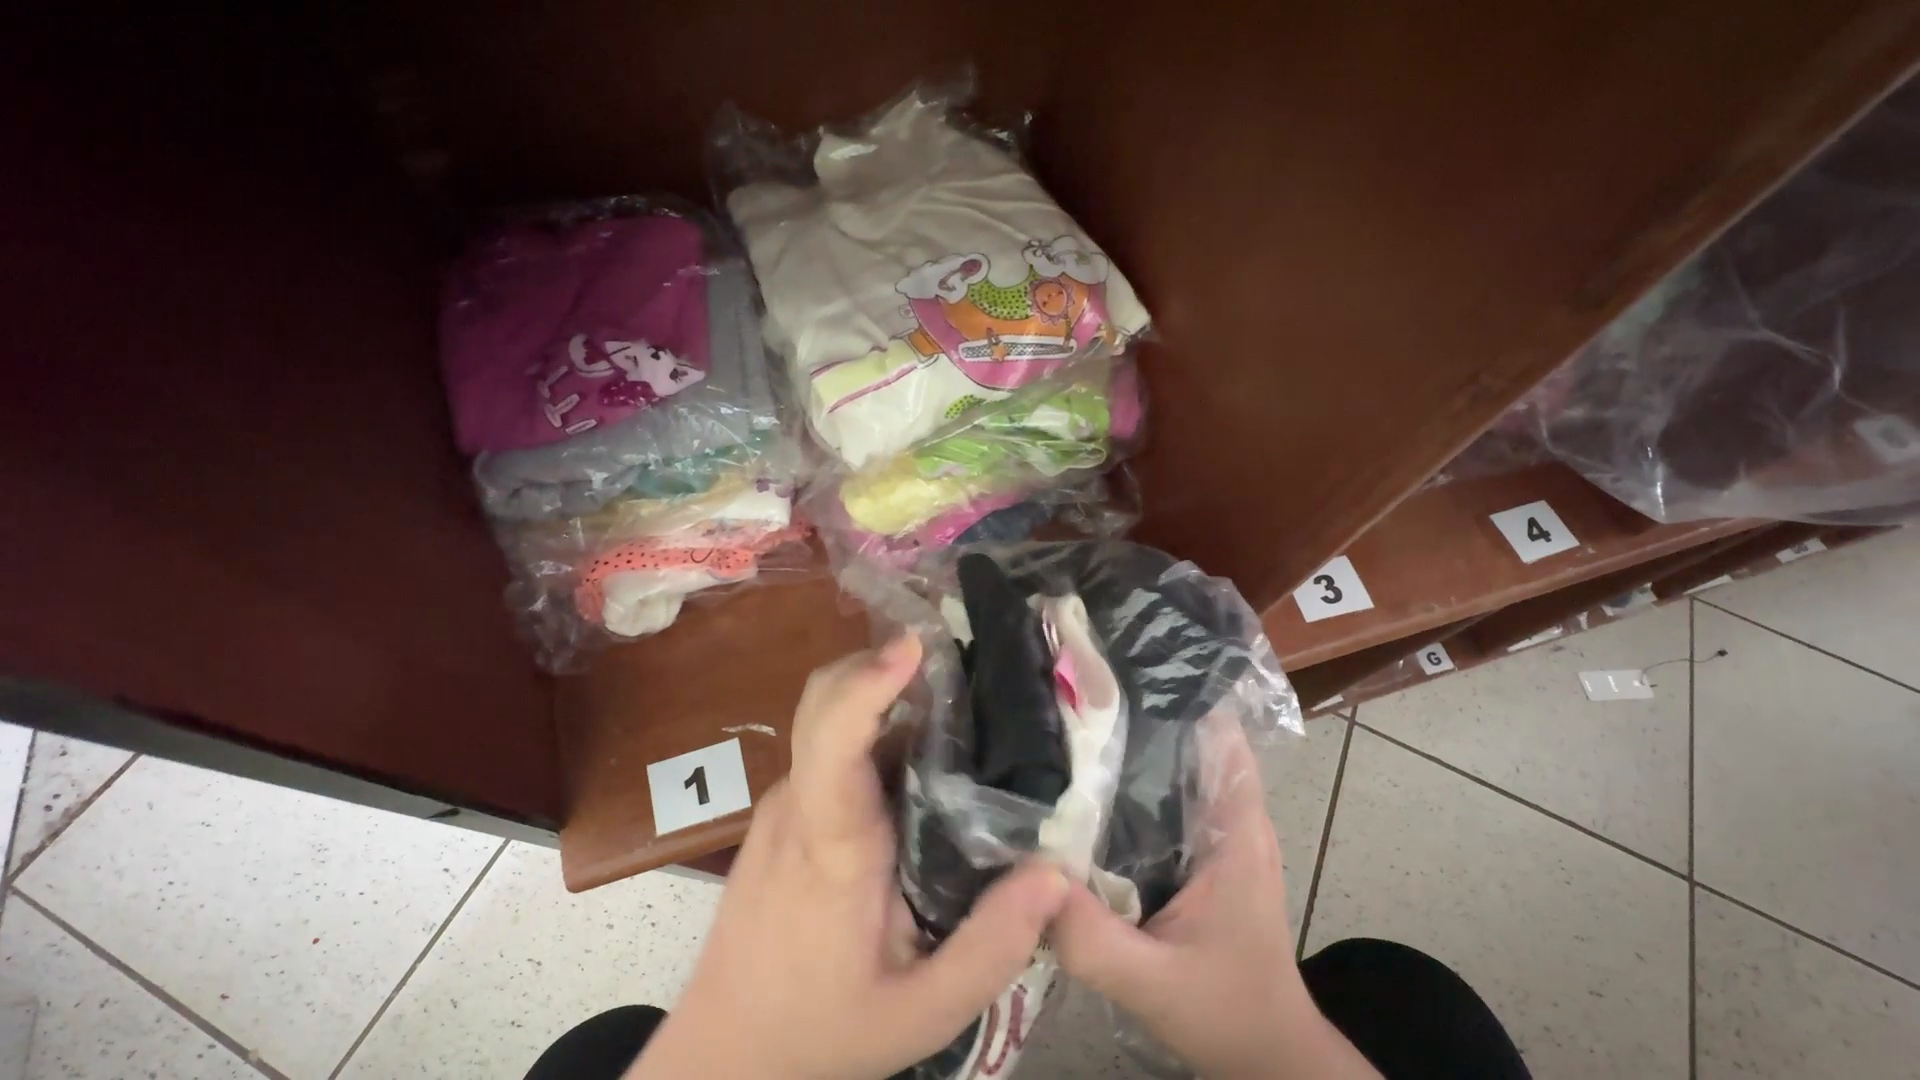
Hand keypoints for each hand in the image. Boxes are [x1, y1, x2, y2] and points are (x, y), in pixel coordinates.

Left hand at [630, 637, 1070, 1079]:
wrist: (726, 1056)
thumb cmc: (819, 1032)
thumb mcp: (923, 1012)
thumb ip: (992, 946)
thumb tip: (1057, 873)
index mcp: (830, 840)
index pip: (832, 732)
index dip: (870, 679)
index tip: (916, 644)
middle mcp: (799, 805)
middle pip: (829, 703)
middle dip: (887, 666)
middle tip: (969, 662)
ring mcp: (785, 808)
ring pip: (834, 725)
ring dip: (887, 700)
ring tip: (965, 705)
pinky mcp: (786, 820)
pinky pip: (832, 756)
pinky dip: (877, 736)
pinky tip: (928, 764)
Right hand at [1050, 718, 1379, 1079]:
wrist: (1263, 1053)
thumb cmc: (1225, 1011)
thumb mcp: (1153, 982)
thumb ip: (1092, 938)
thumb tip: (1026, 876)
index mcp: (1236, 828)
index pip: (1216, 731)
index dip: (1170, 692)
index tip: (1108, 664)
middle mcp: (1228, 816)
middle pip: (1184, 740)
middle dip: (1130, 713)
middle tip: (1061, 689)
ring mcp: (1213, 834)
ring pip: (1168, 771)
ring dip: (1123, 750)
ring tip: (1057, 724)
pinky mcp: (1194, 854)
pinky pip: (1156, 805)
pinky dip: (1120, 791)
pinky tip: (1071, 791)